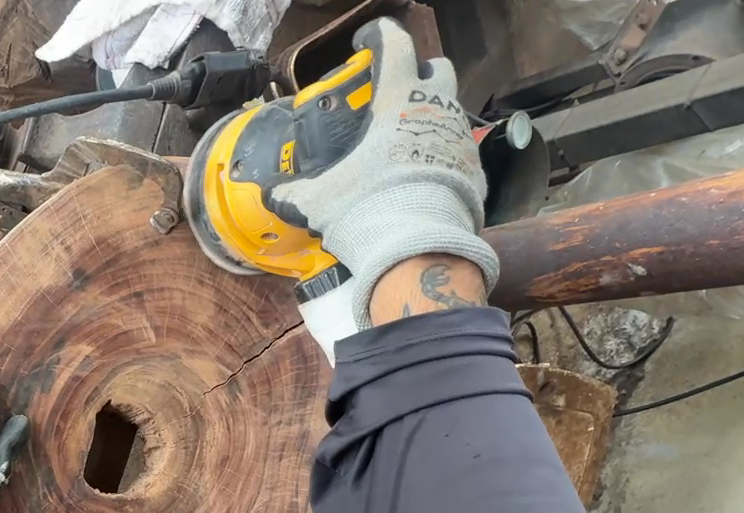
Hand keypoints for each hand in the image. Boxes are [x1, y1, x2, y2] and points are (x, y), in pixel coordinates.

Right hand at [267, 18, 497, 336]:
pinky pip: (454, 148)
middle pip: (436, 68)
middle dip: (418, 73)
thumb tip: (270, 195)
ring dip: (428, 115)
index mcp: (398, 100)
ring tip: (402, 141)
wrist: (416, 244)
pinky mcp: (473, 166)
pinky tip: (418, 174)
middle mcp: (435, 106)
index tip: (367, 40)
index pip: (395, 46)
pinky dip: (437, 152)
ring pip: (448, 107)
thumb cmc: (365, 207)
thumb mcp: (317, 201)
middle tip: (394, 94)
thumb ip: (292, 194)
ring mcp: (458, 134)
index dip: (379, 36)